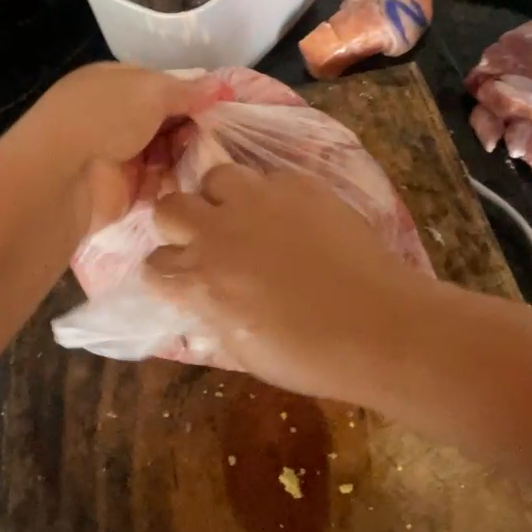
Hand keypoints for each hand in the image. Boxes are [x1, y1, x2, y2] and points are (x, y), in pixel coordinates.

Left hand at [3, 63, 216, 234]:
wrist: (61, 176)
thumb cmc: (104, 117)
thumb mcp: (151, 90)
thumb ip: (187, 90)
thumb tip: (220, 86)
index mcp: (114, 83)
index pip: (160, 84)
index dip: (192, 93)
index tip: (224, 105)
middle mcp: (114, 116)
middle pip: (165, 119)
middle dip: (193, 126)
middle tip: (225, 135)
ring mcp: (118, 154)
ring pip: (165, 152)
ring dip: (188, 154)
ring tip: (218, 158)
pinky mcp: (123, 191)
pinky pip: (159, 184)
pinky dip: (178, 182)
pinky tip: (204, 182)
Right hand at [145, 164, 443, 401]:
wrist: (377, 325)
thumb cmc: (309, 355)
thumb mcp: (242, 350)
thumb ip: (211, 314)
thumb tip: (201, 300)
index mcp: (200, 281)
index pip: (153, 265)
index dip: (165, 272)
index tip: (180, 277)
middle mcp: (218, 231)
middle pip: (170, 207)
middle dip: (179, 221)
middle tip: (206, 236)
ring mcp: (258, 199)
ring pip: (217, 176)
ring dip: (223, 196)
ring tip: (246, 214)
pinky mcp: (297, 182)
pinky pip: (269, 176)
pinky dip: (272, 194)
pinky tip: (293, 215)